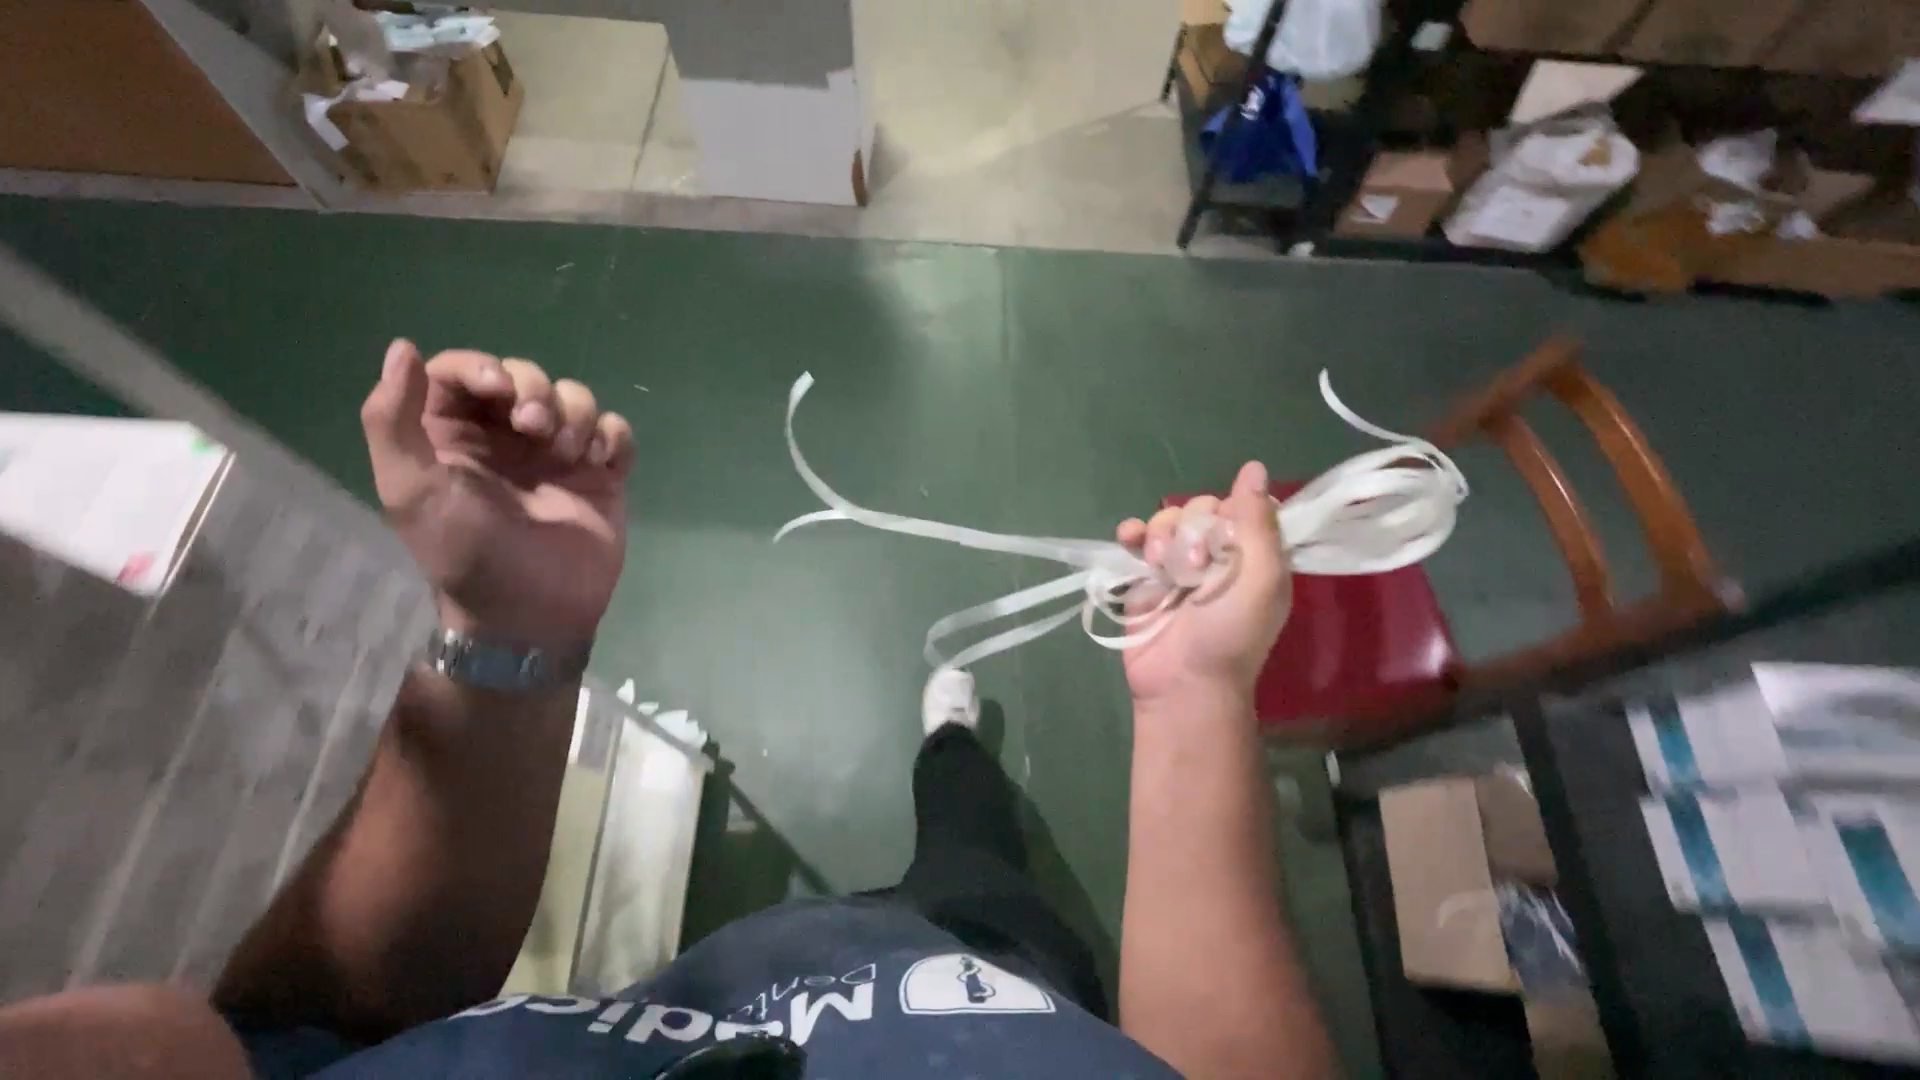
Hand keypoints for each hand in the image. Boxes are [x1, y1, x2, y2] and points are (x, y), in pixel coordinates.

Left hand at [360, 340, 633, 646]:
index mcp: (453, 435)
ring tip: (570, 456)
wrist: (535, 612)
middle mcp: (506, 438)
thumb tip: (402, 347)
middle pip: (526, 375)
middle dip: (537, 391)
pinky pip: (615, 430)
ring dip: (577, 415)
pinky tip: (600, 465)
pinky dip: (612, 437)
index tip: (500, 391)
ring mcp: (558, 455)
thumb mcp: (412, 490)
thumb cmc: (469, 553)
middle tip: (536, 431)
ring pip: (575, 397)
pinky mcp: (602, 474)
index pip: (463, 370)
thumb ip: (393, 420)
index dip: (484, 367)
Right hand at [1115, 461, 1290, 707]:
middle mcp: (1218, 556)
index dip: (1228, 512)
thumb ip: (1257, 521)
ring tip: (1161, 567)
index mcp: (1253, 556)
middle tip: (1194, 567)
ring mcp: (1178, 566)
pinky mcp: (1144, 579)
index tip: (1224, 535)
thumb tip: (1254, 467)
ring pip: (1167, 521)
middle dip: (1191, 529)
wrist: (1183, 681)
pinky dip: (1132, 534)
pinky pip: (1137, 539)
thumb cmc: (1231, 632)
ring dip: (1161, 534)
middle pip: (1199, 510)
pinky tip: (1129, 539)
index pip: (1240, 507)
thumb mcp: (1260, 576)